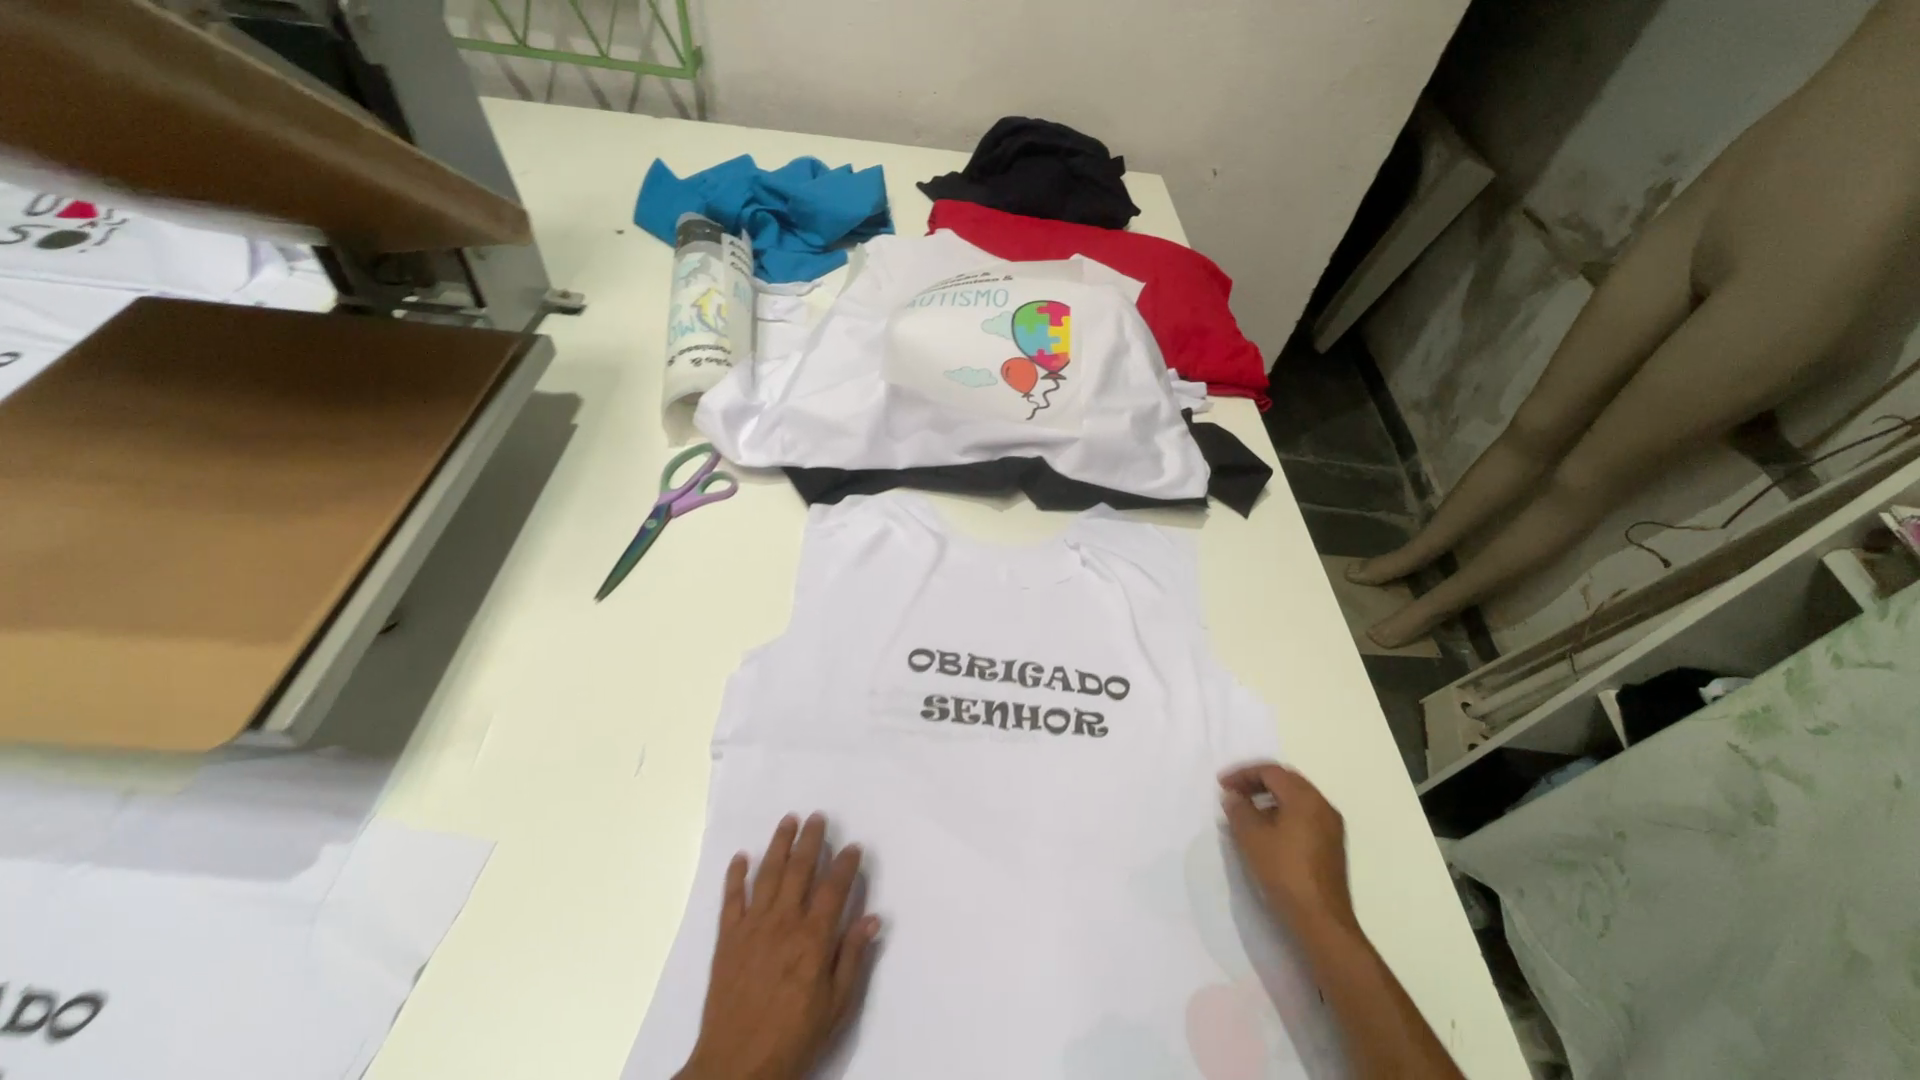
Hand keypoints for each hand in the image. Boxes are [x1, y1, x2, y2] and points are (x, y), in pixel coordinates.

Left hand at [677, 813, 880, 1079]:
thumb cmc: (795, 1037)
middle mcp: (783, 923)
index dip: (845, 864)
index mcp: (813, 938)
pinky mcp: (726, 939)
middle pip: (799, 870)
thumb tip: (872, 917)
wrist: (737, 1065)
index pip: (834, 889)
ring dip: (778, 845)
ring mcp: (751, 928)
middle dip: (810, 841)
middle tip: (818, 816)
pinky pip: (731, 899)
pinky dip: (736, 875)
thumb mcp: (837, 1005)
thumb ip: (852, 957)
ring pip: (767, 875)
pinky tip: (741, 857)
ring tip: (787, 821)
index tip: (853, 846)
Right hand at [1219, 763, 1358, 935]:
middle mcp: (1322, 805)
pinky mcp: (1331, 845)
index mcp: (1305, 798)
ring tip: (1246, 813)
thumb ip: (1239, 810)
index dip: (1243, 774)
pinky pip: (1304, 815)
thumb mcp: (1252, 838)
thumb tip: (1233, 796)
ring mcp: (1330, 826)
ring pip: (1296, 798)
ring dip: (1269, 798)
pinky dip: (1283, 813)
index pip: (1271, 771)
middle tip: (1233, 793)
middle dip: (1257, 782)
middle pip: (1287, 780)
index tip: (1221, 785)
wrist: (1321, 919)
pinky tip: (1267, 832)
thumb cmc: (1283, 872)